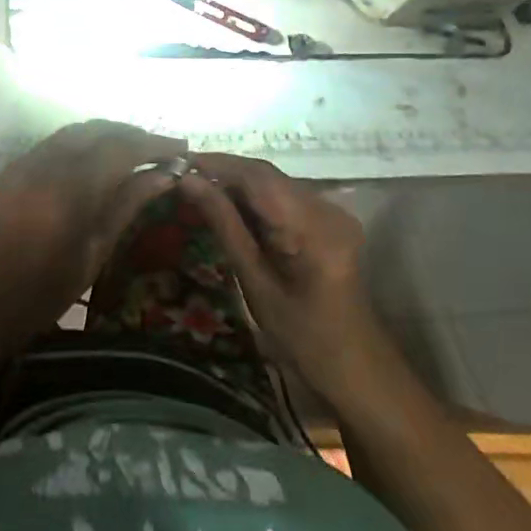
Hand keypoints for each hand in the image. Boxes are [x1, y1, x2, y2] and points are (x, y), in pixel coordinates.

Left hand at [0, 120, 185, 330]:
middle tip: (160, 149)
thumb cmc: (61, 278)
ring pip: (75, 131)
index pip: (120, 148)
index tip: (181, 148)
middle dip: (131, 134)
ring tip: (134, 150)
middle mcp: (46, 164)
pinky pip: (55, 142)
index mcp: (71, 189)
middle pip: (97, 131)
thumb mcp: (103, 242)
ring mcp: (27, 161)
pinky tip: (98, 158)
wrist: (7, 288)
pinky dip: (82, 143)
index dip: (154, 144)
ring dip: (107, 134)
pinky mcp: (16, 165)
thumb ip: (132, 199)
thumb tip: (168, 173)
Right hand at [175, 154, 372, 378]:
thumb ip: (224, 224)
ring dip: (235, 184)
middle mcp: (328, 209)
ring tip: (196, 191)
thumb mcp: (254, 281)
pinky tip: (228, 208)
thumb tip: (188, 182)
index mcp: (314, 227)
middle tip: (180, 179)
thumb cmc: (301, 335)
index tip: (177, 164)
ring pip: (273, 183)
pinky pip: (283, 197)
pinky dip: (253, 198)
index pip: (258, 177)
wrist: (353, 365)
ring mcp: (332, 213)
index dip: (217, 164)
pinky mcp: (329, 220)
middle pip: (267, 175)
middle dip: (223, 173)